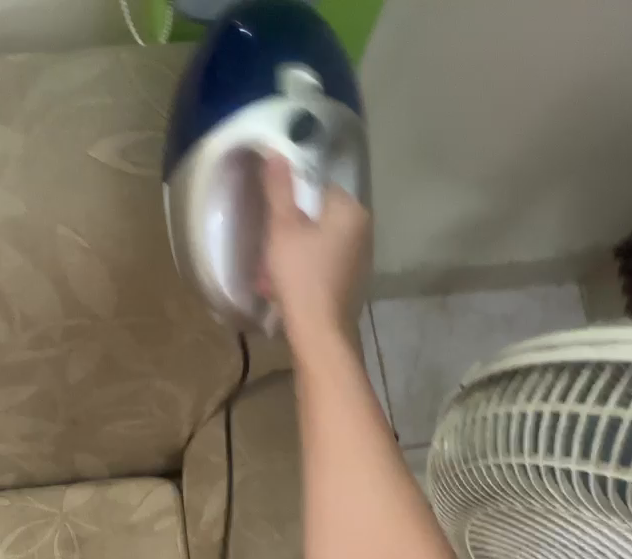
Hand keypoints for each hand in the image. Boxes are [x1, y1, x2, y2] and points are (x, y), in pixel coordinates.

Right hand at [258, 154, 370, 343]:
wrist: (320, 332)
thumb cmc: (300, 277)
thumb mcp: (282, 229)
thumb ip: (280, 189)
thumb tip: (277, 152)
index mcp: (351, 210)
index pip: (318, 189)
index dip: (291, 205)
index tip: (273, 226)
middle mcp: (363, 230)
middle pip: (318, 219)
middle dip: (291, 235)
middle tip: (268, 257)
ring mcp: (361, 259)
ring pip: (319, 245)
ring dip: (294, 256)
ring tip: (272, 278)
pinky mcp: (353, 284)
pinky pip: (324, 267)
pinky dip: (305, 274)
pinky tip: (288, 292)